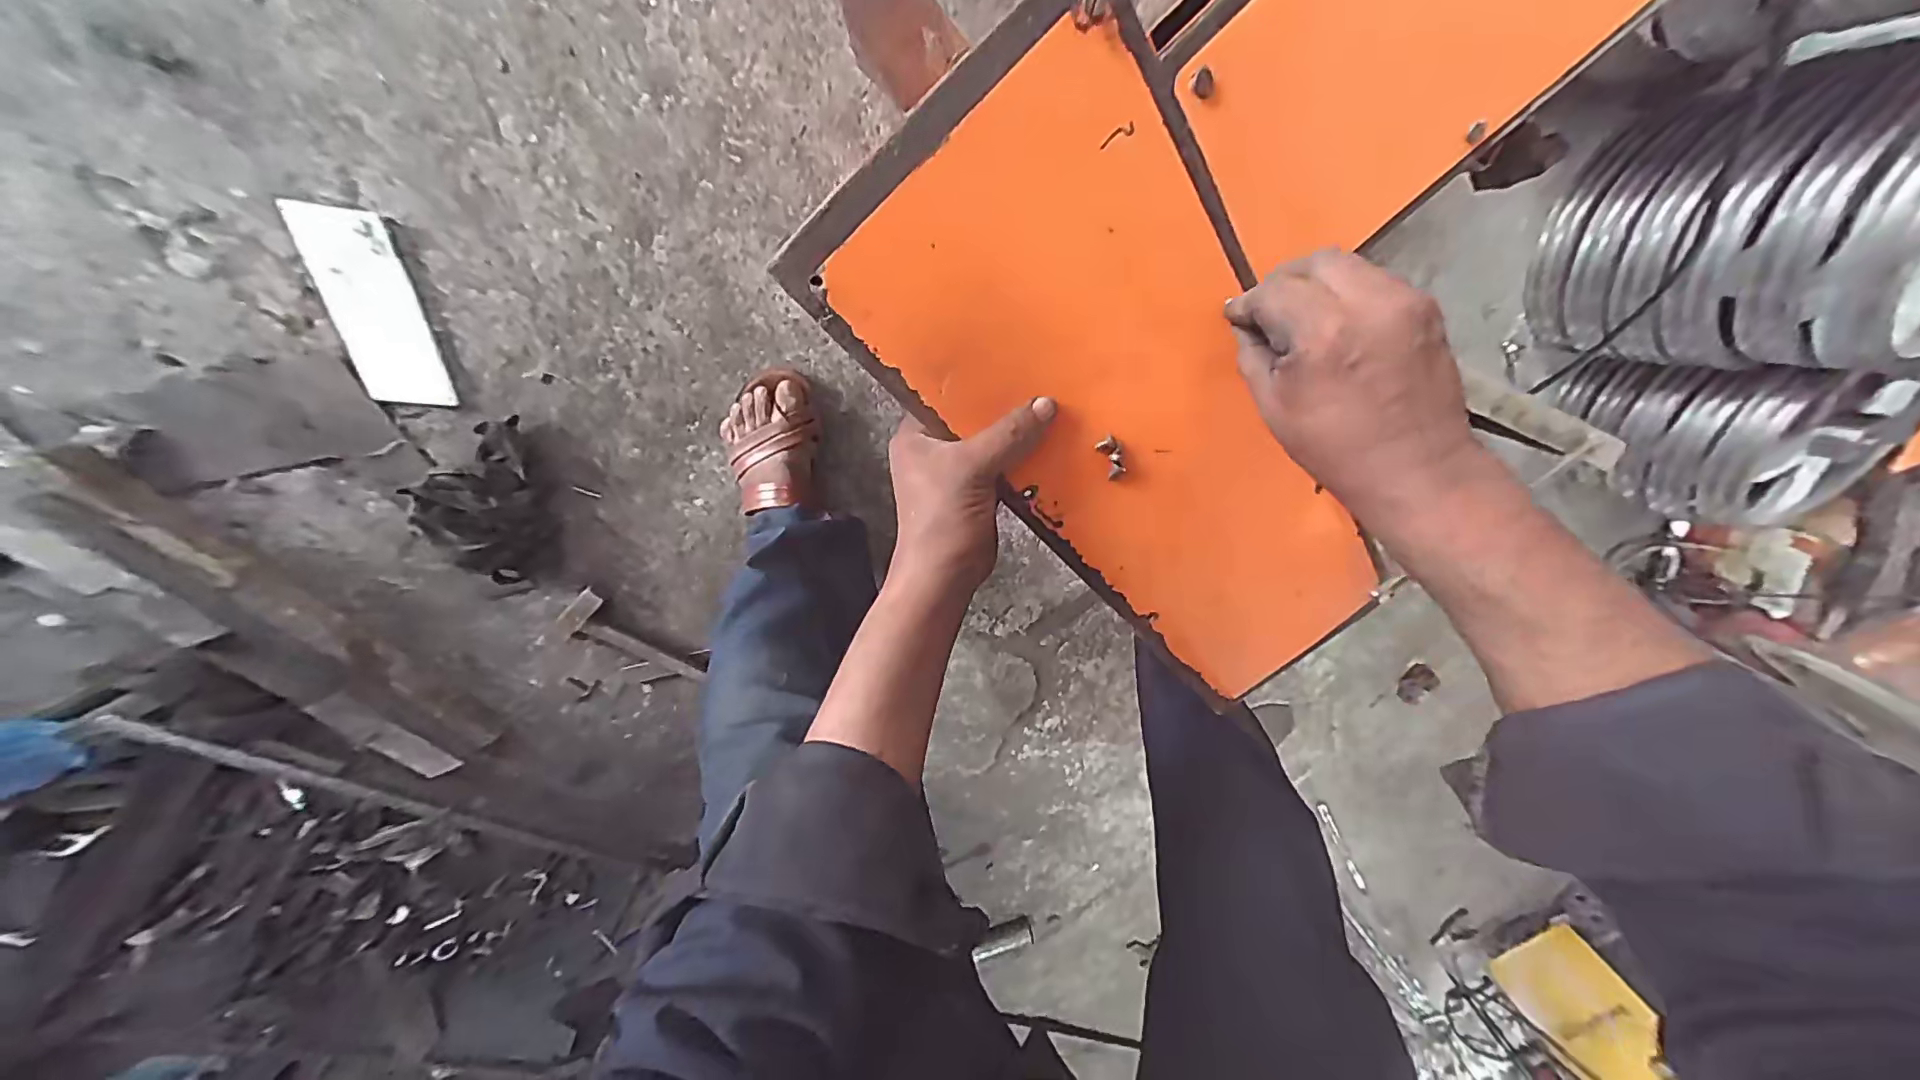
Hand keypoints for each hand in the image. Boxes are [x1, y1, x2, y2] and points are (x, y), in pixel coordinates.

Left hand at [888, 398, 1055, 590]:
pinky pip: (1003, 466)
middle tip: (1035, 380)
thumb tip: (1045, 404)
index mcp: (916, 435)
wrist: (944, 576)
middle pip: (972, 419)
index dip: (973, 380)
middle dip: (1002, 406)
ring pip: (991, 443)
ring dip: (1016, 433)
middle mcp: (933, 449)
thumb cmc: (941, 520)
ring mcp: (957, 472)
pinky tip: (1048, 442)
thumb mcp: (971, 467)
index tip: (1006, 361)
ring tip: (1048, 405)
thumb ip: (1007, 434)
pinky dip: (1022, 458)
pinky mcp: (978, 491)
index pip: (943, 395)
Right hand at [1223, 250, 1486, 520]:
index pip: (1274, 291)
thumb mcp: (1273, 407)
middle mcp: (1369, 304)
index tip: (1237, 316)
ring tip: (1302, 318)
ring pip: (1347, 264)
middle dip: (1282, 282)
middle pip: (1314, 263)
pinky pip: (1373, 281)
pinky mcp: (1425, 308)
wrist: (1414, 467)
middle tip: (1267, 312)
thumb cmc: (1333, 448)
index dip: (1248, 303)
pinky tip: (1337, 325)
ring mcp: (1404, 301)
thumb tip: (1247, 328)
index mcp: (1324, 334)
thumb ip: (1253, 357)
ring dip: (1315, 284)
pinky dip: (1346, 293)